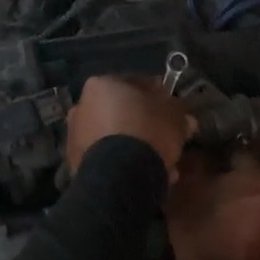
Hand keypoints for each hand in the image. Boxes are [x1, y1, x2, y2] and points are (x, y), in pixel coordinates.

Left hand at [66, 76, 193, 177]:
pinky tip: (147, 175)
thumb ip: (178, 111)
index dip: (160, 97)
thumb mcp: (174, 115)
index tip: (175, 111)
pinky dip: (125, 165)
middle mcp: (82, 106)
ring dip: (137, 147)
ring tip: (162, 164)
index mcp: (101, 84)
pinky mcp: (76, 164)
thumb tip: (184, 119)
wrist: (119, 175)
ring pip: (115, 138)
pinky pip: (108, 159)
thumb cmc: (147, 131)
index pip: (137, 84)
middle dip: (146, 125)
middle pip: (123, 113)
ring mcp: (75, 136)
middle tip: (168, 138)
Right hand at [165, 149, 259, 259]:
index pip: (237, 153)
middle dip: (232, 179)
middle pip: (251, 176)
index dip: (215, 158)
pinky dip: (247, 219)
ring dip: (241, 199)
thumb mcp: (186, 191)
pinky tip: (227, 227)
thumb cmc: (201, 229)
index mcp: (259, 174)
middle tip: (208, 187)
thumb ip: (192, 165)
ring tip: (217, 208)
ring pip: (257, 198)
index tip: (200, 168)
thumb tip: (196, 154)